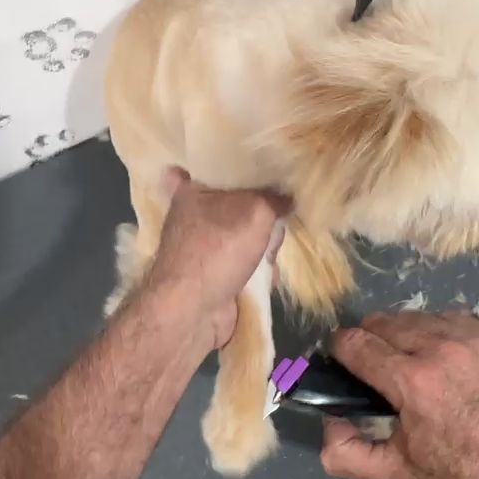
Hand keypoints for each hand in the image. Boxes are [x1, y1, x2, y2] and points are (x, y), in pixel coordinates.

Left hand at [139, 168, 288, 351]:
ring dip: (265, 249)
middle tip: (275, 220)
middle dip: (265, 217)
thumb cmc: (217, 249)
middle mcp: (195, 216)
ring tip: (266, 256)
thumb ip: (274, 196)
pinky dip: (258, 272)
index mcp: (193, 190)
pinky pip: (247, 264)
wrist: (193, 310)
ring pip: (250, 237)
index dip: (247, 168)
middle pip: (244, 205)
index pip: (222, 168)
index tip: (270, 172)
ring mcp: (205, 249)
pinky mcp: (216, 275)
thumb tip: (286, 194)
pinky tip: (263, 277)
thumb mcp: (255, 210)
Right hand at [318, 311, 478, 478]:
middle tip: (377, 370)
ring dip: (403, 335)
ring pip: (415, 316)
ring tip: (412, 363)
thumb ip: (344, 451)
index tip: (344, 366)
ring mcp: (473, 339)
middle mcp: (441, 349)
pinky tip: (444, 359)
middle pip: (381, 321)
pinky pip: (450, 318)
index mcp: (412, 381)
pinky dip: (438, 332)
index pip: (354, 342)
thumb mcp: (392, 475)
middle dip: (369, 341)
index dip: (340, 352)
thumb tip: (327, 418)